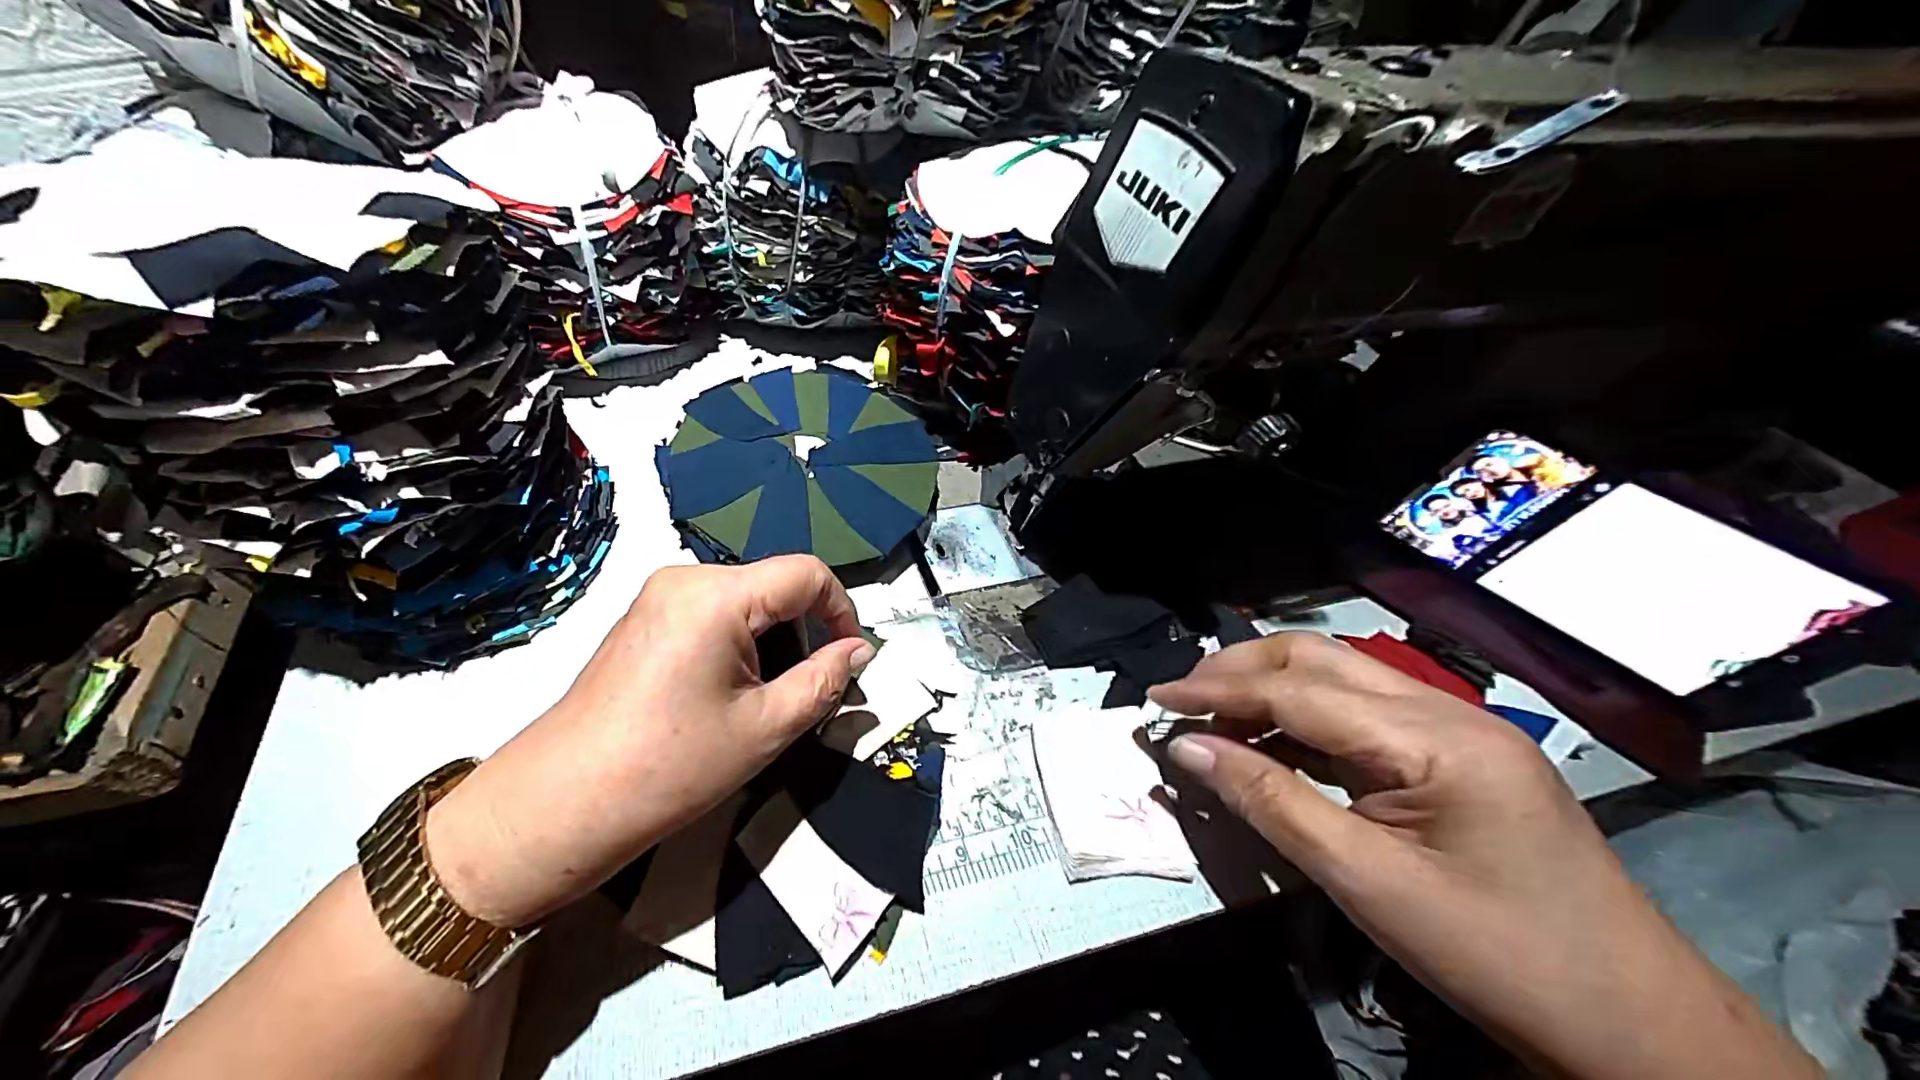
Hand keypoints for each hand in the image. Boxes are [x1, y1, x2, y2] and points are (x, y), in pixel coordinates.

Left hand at [424, 556, 873, 927]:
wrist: (560, 803)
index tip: (851, 656)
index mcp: (717, 595)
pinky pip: (714, 613)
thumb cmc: (670, 767)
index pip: (807, 573)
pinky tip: (732, 691)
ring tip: (770, 698)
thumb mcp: (767, 726)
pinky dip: (742, 642)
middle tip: (811, 689)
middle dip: (806, 631)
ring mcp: (659, 596)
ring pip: (747, 600)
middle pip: (775, 585)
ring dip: (775, 640)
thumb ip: (826, 679)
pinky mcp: (645, 618)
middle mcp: (685, 579)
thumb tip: (860, 650)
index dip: (842, 609)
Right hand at [1150, 632, 1818, 1079]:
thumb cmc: (1495, 956)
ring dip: (1269, 687)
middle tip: (1181, 695)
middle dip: (1240, 668)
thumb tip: (1188, 746)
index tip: (1157, 698)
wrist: (1634, 1022)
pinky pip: (1362, 712)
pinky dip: (1304, 716)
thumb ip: (1269, 801)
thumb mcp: (1364, 882)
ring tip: (1213, 714)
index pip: (1298, 689)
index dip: (1217, 689)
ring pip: (1339, 676)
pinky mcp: (1457, 751)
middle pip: (1319, 658)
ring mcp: (1457, 727)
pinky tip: (1273, 740)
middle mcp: (1447, 711)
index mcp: (1435, 739)